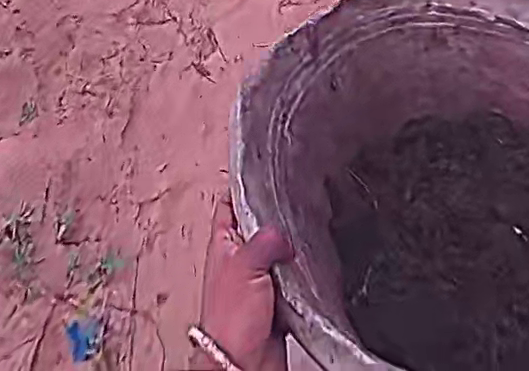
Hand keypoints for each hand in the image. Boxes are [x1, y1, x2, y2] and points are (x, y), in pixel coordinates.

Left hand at [199, 193, 294, 370]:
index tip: (258, 175)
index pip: (228, 203)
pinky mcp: (274, 301)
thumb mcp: (245, 265)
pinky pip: (289, 280)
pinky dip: (298, 276)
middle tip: (289, 206)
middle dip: (272, 219)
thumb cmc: (231, 320)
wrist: (243, 365)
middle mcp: (238, 259)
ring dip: (287, 251)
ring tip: (301, 238)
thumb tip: (280, 232)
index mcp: (222, 243)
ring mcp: (256, 280)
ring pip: (274, 253)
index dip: (240, 188)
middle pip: (255, 227)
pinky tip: (306, 272)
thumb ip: (264, 241)